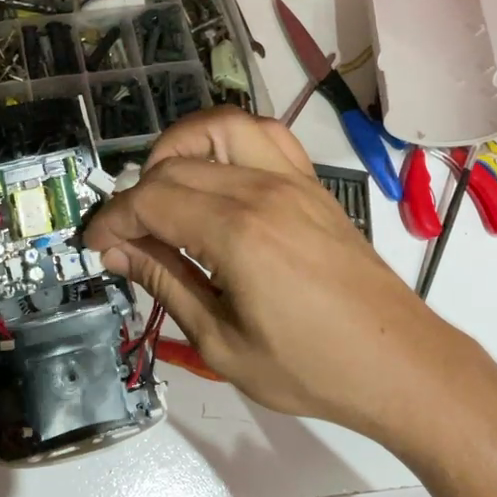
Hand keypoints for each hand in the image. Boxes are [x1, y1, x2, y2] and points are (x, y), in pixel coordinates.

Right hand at [82, 107, 485, 442]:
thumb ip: (165, 284)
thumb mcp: (223, 343)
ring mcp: (290, 178)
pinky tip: (215, 170)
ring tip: (164, 188)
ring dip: (177, 148)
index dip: (112, 219)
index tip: (95, 245)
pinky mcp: (310, 182)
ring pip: (216, 126)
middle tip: (125, 236)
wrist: (402, 364)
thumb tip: (117, 251)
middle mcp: (260, 190)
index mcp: (236, 234)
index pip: (150, 200)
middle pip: (173, 165)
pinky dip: (225, 137)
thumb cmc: (311, 369)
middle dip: (134, 196)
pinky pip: (262, 133)